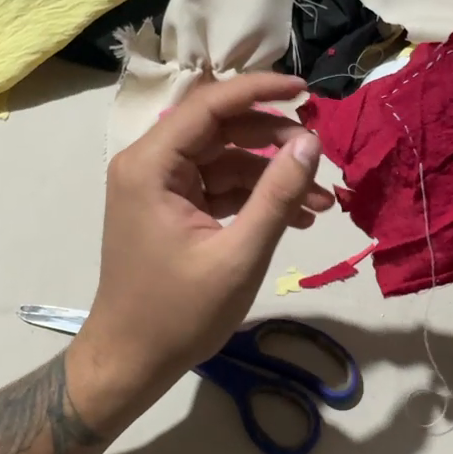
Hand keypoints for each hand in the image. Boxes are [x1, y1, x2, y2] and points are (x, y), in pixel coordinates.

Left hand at [73, 75, 332, 420]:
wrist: (131, 362)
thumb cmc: (179, 314)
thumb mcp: (239, 254)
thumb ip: (277, 194)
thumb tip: (311, 141)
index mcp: (152, 165)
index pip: (210, 104)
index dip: (260, 91)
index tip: (306, 91)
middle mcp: (150, 164)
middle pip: (221, 129)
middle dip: (275, 140)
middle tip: (321, 158)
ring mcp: (160, 186)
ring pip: (226, 158)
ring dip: (273, 176)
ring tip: (321, 203)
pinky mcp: (172, 207)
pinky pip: (220, 186)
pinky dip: (256, 197)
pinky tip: (297, 217)